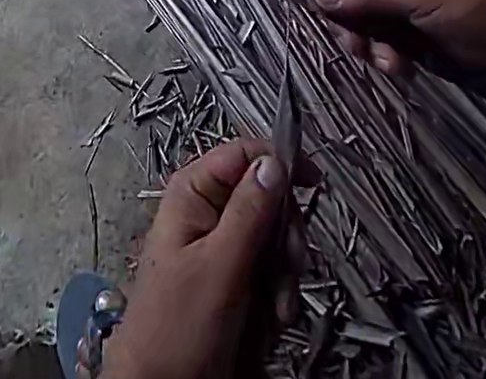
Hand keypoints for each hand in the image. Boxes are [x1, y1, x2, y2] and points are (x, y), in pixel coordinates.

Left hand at [104, 140, 314, 378]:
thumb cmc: (174, 332)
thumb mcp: (218, 265)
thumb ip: (249, 211)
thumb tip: (273, 162)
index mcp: (194, 193)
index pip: (244, 153)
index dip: (278, 163)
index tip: (311, 181)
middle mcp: (209, 212)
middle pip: (268, 196)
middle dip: (284, 236)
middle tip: (285, 266)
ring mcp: (223, 245)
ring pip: (276, 236)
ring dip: (283, 273)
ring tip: (272, 307)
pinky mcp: (236, 277)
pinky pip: (273, 269)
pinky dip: (278, 294)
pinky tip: (268, 319)